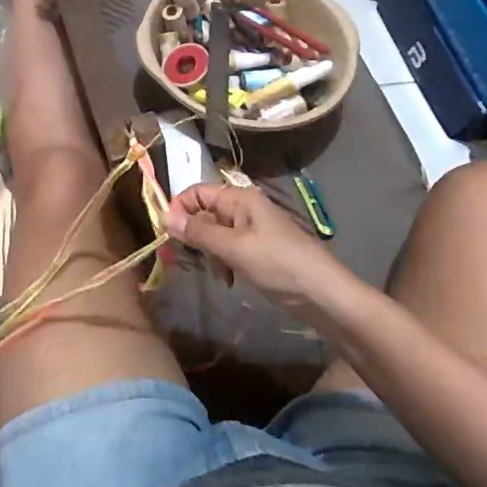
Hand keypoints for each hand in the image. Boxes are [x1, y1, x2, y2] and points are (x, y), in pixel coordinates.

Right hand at [166, 184, 340, 309]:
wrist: (322, 294)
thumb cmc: (279, 264)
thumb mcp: (234, 248)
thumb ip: (199, 232)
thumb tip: (164, 216)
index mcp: (240, 198)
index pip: (197, 192)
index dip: (179, 209)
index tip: (166, 236)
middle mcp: (243, 209)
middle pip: (203, 214)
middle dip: (191, 235)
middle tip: (180, 261)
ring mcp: (250, 231)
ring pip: (213, 235)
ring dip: (208, 253)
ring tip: (217, 274)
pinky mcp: (256, 252)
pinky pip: (227, 251)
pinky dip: (222, 263)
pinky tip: (228, 280)